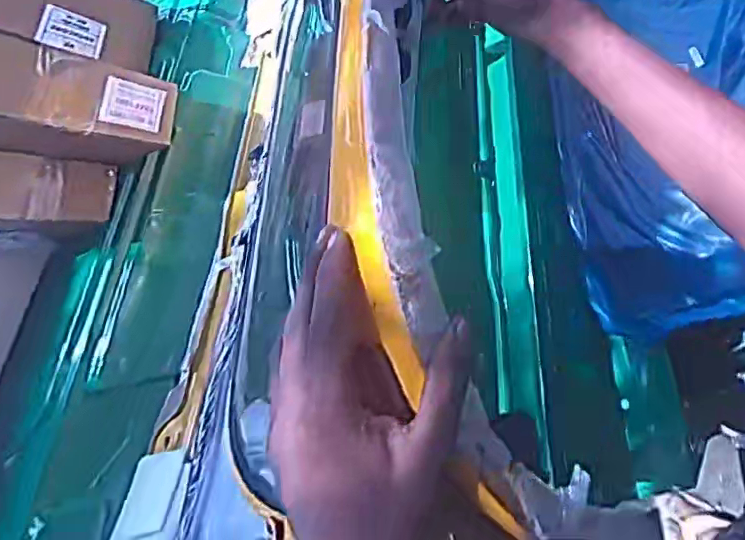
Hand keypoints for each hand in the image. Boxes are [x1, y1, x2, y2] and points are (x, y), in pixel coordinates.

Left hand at [270, 227, 470, 539]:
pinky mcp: (283, 430)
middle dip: (314, 277)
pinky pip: (289, 363)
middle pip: (298, 327)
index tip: (339, 236)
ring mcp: (281, 419)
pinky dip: (302, 329)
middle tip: (329, 233)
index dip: (332, 277)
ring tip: (324, 263)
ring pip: (288, 344)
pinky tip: (315, 320)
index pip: (325, 326)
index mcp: (321, 406)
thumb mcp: (427, 457)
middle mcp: (291, 405)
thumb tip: (462, 322)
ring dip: (306, 300)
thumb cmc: (387, 516)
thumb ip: (446, 388)